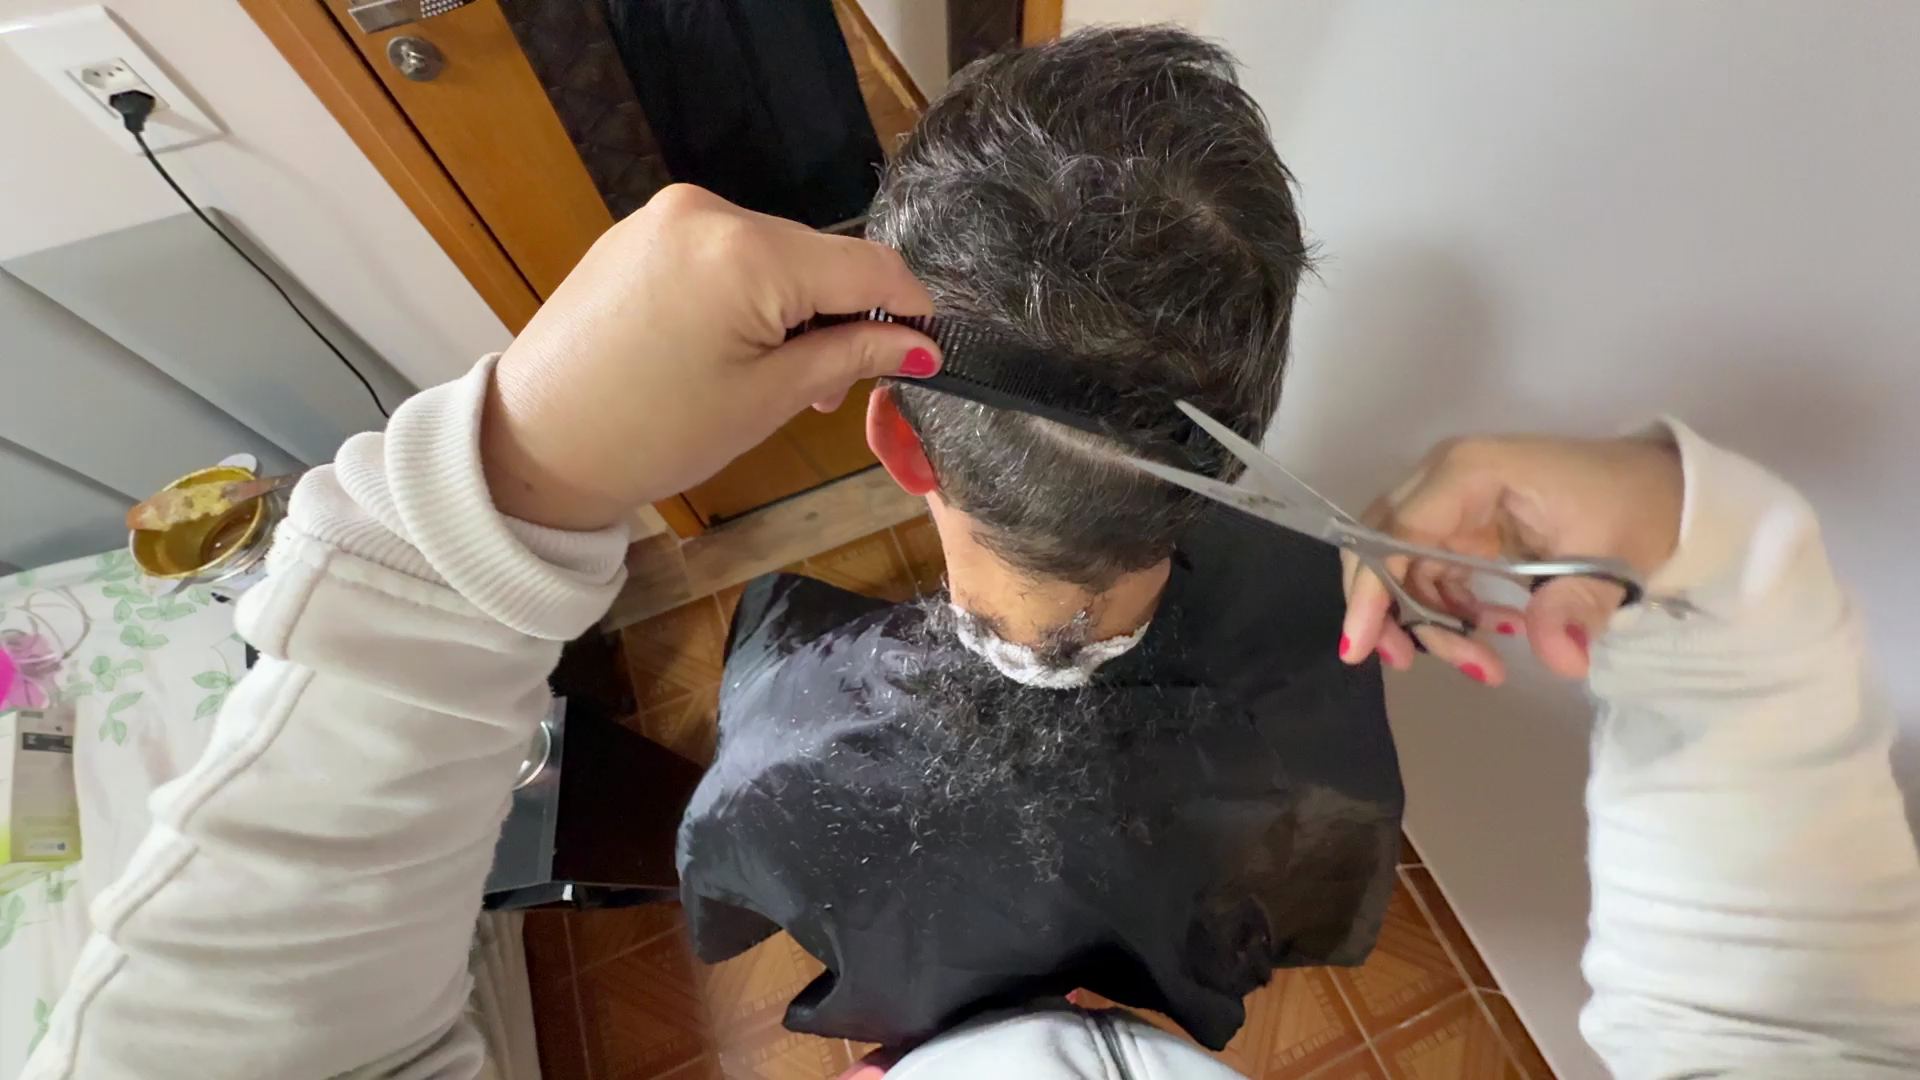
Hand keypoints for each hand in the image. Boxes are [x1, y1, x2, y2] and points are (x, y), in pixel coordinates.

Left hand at [480, 185, 941, 529]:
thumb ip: (853, 356)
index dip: (911, 307)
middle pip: (821, 257)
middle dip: (847, 317)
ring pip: (779, 256)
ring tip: (787, 377)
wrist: (537, 443)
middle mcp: (710, 209)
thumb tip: (922, 345)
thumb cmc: (661, 433)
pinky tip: (740, 345)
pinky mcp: (648, 231)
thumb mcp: (772, 397)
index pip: (867, 264)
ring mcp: (671, 214)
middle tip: (835, 390)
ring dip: (802, 310)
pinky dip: (757, 297)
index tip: (930, 350)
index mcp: (747, 251)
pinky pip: (732, 255)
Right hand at [1340, 434, 1682, 682]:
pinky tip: (1491, 629)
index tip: (1358, 645)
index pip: (1395, 535)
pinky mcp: (1454, 526)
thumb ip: (1572, 606)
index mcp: (1468, 473)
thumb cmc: (1638, 507)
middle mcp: (1439, 481)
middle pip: (1377, 547)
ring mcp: (1443, 503)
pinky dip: (1444, 609)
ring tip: (1476, 660)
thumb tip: (1561, 662)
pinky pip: (1423, 572)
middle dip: (1382, 608)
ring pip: (1396, 566)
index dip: (1372, 592)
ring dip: (1419, 617)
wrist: (1670, 489)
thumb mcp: (1611, 557)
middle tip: (1402, 660)